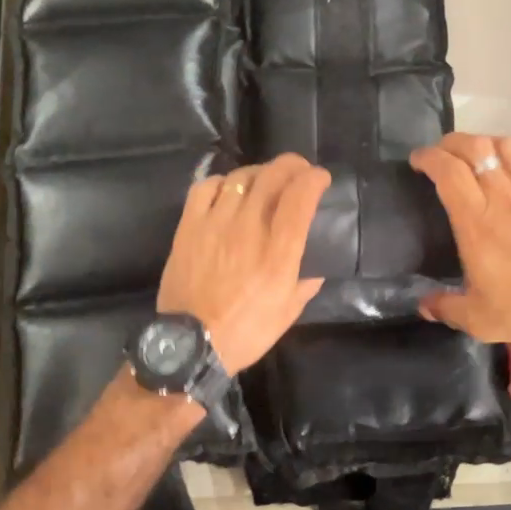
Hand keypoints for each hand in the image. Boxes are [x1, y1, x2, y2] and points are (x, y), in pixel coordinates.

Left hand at [158, 154, 330, 374]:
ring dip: (260, 172)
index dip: (314, 178)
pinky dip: (222, 182)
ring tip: (265, 180)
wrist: (191, 345)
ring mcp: (216, 223)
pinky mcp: (189, 226)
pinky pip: (205, 188)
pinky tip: (228, 190)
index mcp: (279, 251)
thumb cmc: (246, 332)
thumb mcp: (288, 312)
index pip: (300, 196)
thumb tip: (316, 268)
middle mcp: (249, 228)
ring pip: (241, 178)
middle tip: (298, 170)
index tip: (321, 178)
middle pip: (272, 176)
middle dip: (292, 165)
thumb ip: (306, 283)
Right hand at [409, 133, 510, 347]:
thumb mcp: (477, 319)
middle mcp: (502, 195)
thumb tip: (423, 305)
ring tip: (480, 157)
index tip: (417, 161)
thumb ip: (445, 308)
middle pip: (474, 146)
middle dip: (452, 143)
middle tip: (443, 155)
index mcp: (475, 220)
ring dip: (488, 144)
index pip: (447, 170)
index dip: (428, 158)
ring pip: (507, 144)